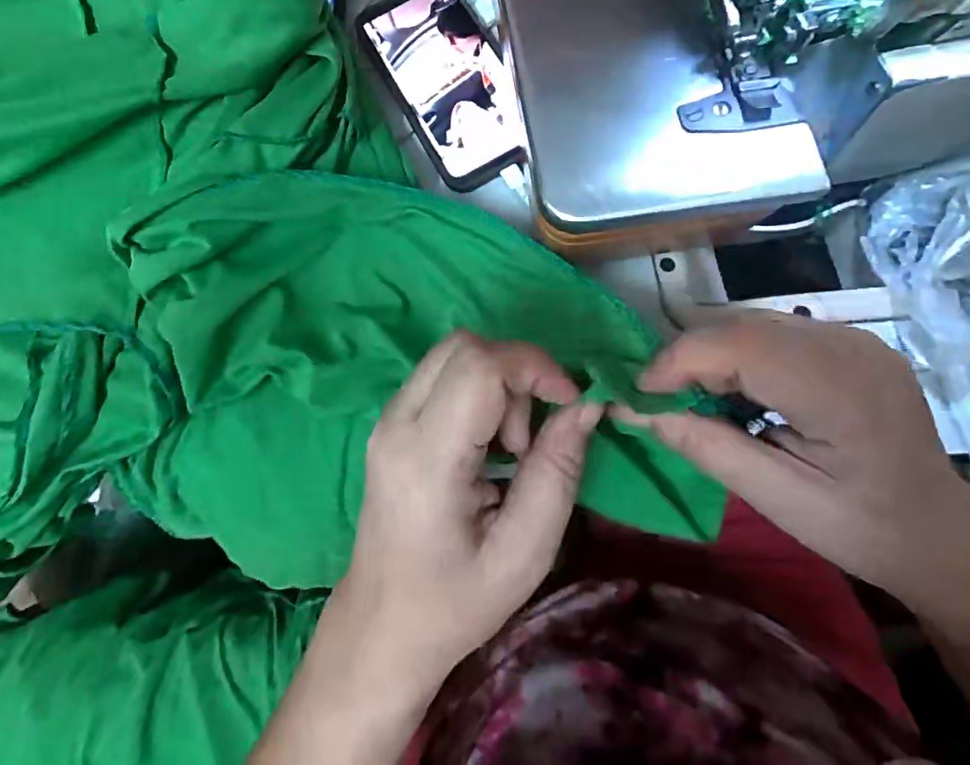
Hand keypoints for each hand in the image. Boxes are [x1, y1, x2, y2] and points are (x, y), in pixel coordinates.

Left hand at [333, 330, 601, 688]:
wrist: (384, 622)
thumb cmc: (455, 601)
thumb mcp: (524, 552)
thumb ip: (558, 472)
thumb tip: (586, 405)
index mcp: (425, 459)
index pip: (479, 367)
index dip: (534, 368)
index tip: (571, 405)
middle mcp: (396, 424)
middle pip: (464, 347)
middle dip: (516, 374)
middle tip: (528, 441)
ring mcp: (386, 418)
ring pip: (453, 354)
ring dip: (497, 383)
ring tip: (509, 450)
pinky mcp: (390, 421)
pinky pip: (442, 374)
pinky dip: (478, 391)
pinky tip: (486, 446)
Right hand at [611, 311, 969, 598]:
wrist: (942, 533)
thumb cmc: (862, 529)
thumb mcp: (777, 499)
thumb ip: (704, 446)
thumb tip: (630, 409)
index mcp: (840, 390)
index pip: (737, 346)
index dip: (676, 361)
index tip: (639, 396)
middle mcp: (848, 345)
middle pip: (739, 326)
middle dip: (688, 358)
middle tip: (663, 401)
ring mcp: (852, 336)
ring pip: (750, 322)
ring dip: (711, 354)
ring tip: (697, 398)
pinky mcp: (849, 338)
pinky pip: (772, 330)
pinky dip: (738, 353)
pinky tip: (739, 390)